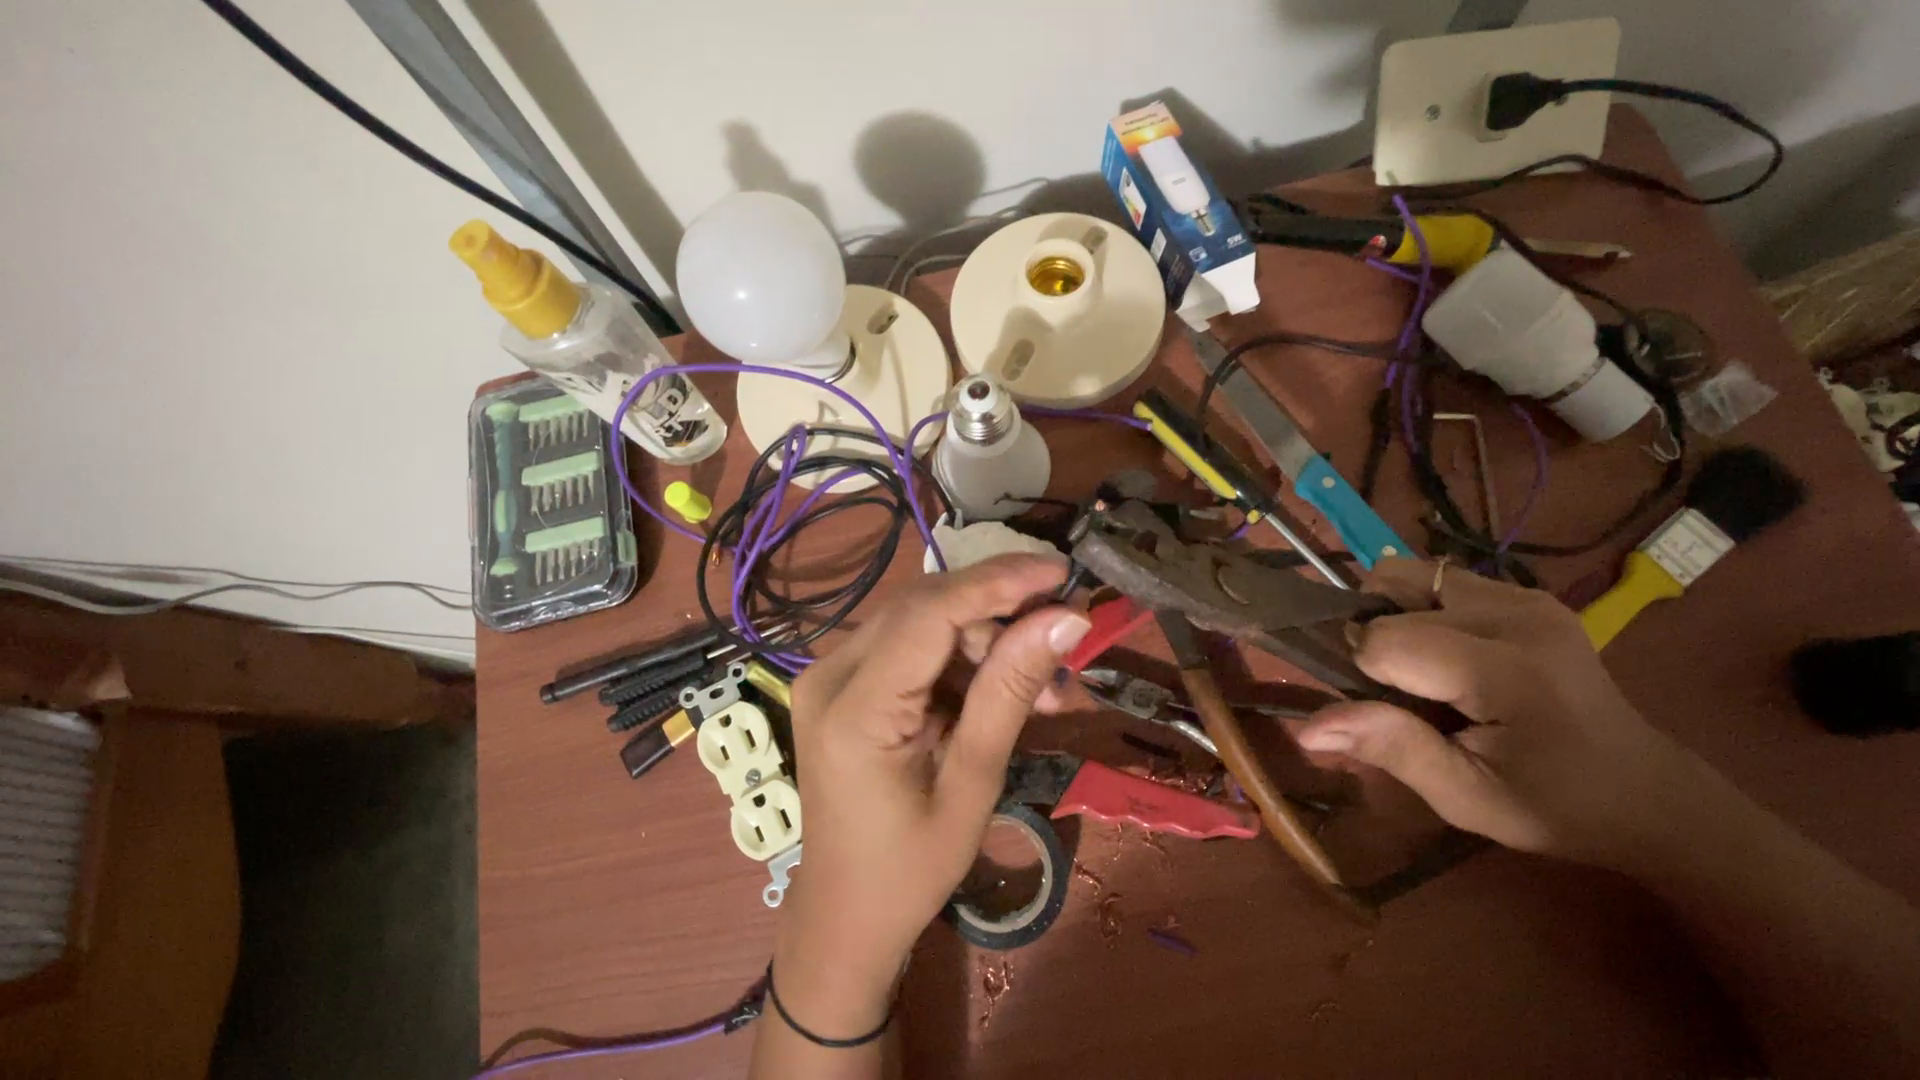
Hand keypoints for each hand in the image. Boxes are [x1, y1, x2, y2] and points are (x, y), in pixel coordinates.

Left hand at [772, 555, 1089, 1032]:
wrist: (846, 915)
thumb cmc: (910, 869)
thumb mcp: (971, 783)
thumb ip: (1010, 693)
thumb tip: (1065, 618)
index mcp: (854, 708)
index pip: (928, 613)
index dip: (997, 582)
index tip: (1060, 573)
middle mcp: (830, 676)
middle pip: (923, 609)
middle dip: (999, 615)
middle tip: (1065, 642)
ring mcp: (829, 678)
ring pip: (921, 625)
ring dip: (986, 642)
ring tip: (1048, 691)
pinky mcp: (841, 687)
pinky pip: (909, 652)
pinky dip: (961, 664)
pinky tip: (1006, 693)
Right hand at [1296, 558, 1725, 869]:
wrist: (1646, 793)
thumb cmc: (1553, 807)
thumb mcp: (1467, 798)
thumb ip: (1391, 749)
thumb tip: (1307, 726)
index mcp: (1509, 669)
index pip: (1385, 639)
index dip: (1367, 677)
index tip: (1393, 716)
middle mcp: (1518, 614)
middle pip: (1389, 599)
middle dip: (1377, 647)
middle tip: (1408, 701)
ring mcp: (1525, 596)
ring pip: (1406, 574)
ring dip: (1392, 618)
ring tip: (1420, 672)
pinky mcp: (1525, 593)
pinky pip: (1435, 579)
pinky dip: (1417, 610)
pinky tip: (1444, 657)